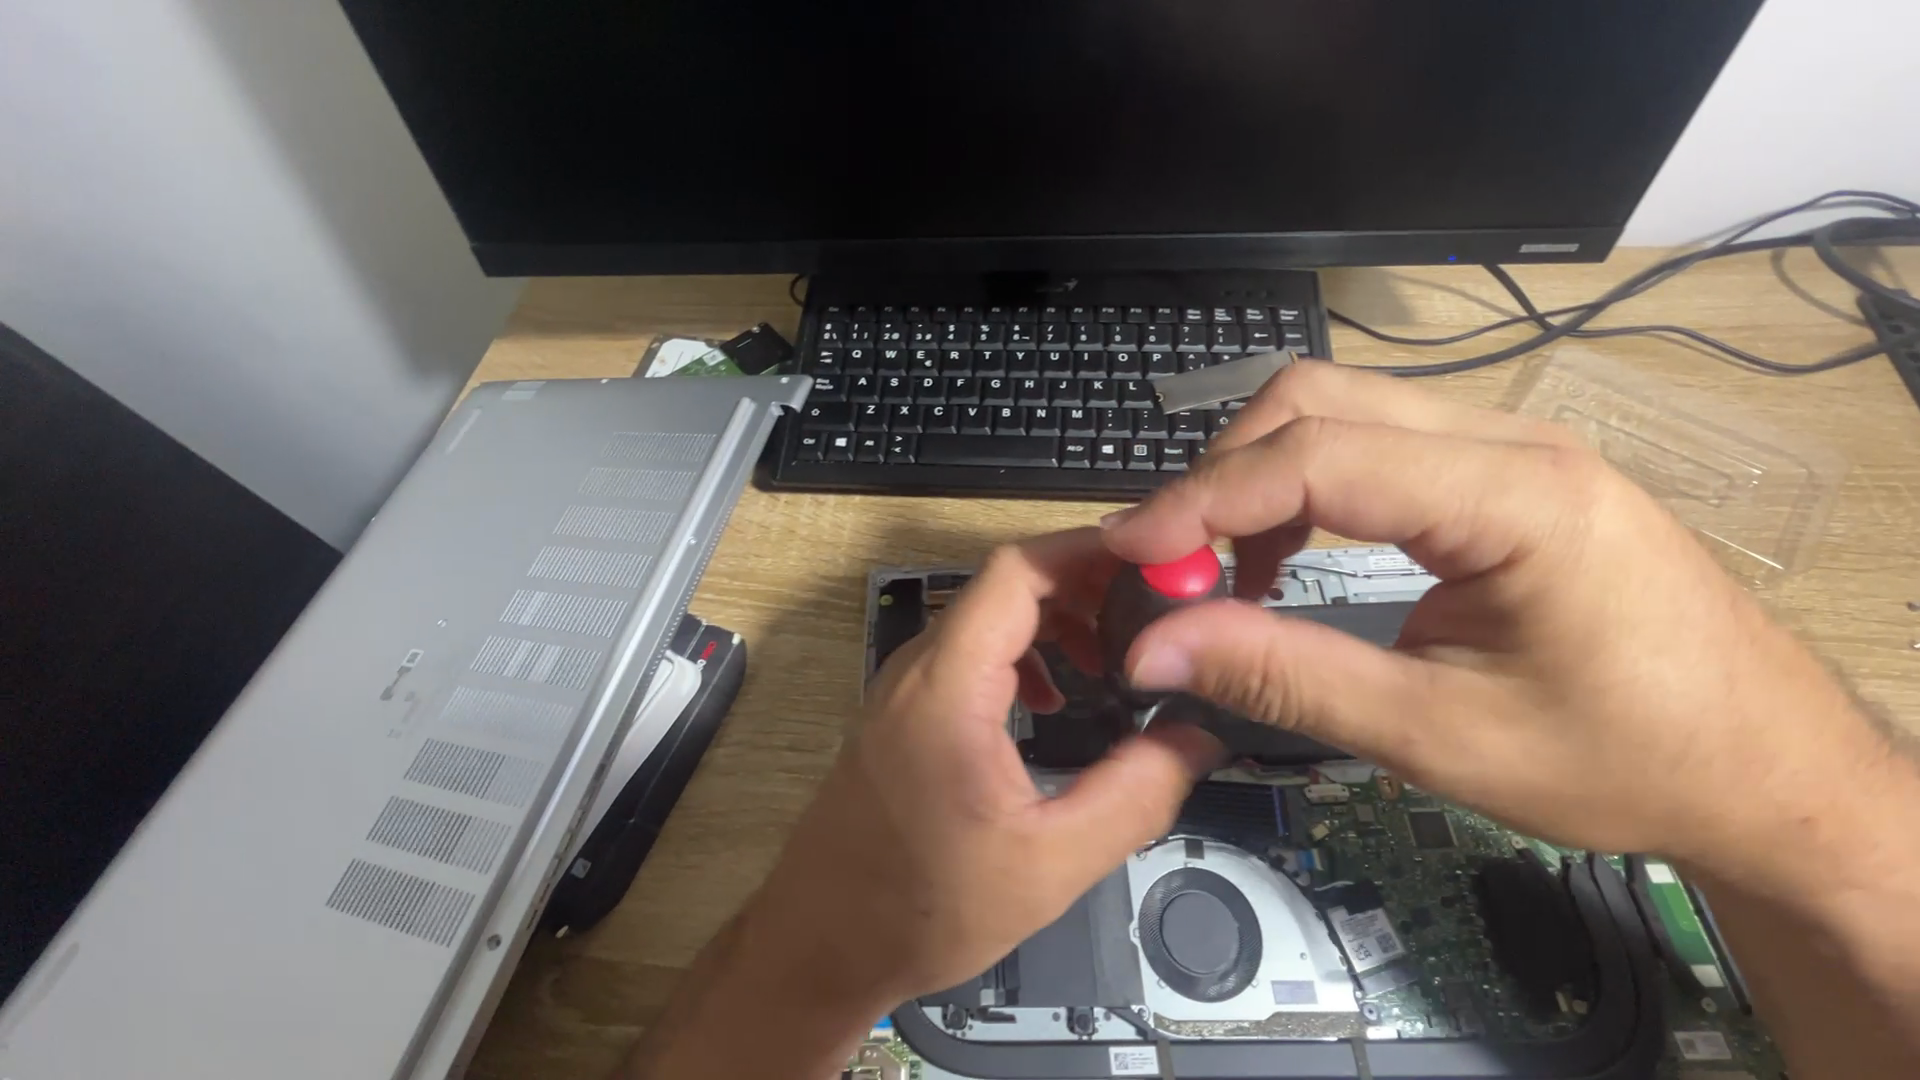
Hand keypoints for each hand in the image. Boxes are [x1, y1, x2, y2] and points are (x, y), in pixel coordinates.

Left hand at [744, 530, 1221, 1011]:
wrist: (821, 943)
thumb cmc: (926, 907)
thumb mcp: (1052, 864)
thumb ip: (1137, 794)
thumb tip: (1198, 735)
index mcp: (948, 687)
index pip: (1016, 571)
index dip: (1084, 552)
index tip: (1151, 568)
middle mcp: (917, 669)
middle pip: (1004, 586)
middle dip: (1081, 588)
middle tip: (1148, 620)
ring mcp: (902, 686)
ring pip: (986, 618)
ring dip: (1051, 622)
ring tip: (1109, 662)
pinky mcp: (901, 710)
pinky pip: (967, 654)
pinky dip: (1020, 654)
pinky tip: (1052, 702)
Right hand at [1103, 361, 1906, 893]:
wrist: (1768, 771)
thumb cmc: (1623, 761)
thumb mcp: (1436, 735)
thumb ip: (1282, 678)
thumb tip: (1154, 649)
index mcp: (1515, 498)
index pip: (1316, 455)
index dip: (1203, 498)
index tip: (1129, 551)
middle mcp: (1509, 442)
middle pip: (1317, 399)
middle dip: (1222, 472)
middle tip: (1173, 562)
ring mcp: (1506, 448)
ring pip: (1336, 409)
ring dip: (1256, 477)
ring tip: (1221, 568)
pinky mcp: (1497, 472)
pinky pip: (1368, 444)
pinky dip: (1298, 489)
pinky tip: (1285, 557)